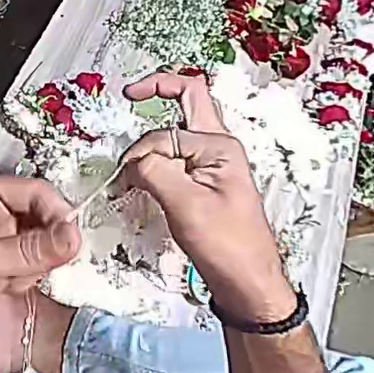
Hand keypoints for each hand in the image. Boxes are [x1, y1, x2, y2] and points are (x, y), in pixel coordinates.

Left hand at [0, 162, 80, 357]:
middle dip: (44, 245)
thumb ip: (25, 250)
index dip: (57, 214)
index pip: (34, 192)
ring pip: (40, 244)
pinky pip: (30, 265)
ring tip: (3, 281)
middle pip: (42, 217)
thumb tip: (74, 238)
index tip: (72, 243)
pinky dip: (24, 279)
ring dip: (31, 266)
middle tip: (30, 268)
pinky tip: (0, 289)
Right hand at [119, 73, 295, 321]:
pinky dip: (156, 159)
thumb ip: (156, 171)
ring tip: (133, 157)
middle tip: (132, 92)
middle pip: (188, 98)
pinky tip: (144, 176)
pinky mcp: (204, 180)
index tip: (126, 173)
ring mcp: (213, 162)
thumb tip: (133, 159)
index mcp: (220, 146)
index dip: (141, 152)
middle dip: (160, 89)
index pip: (166, 134)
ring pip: (179, 129)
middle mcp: (218, 147)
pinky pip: (176, 156)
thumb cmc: (228, 247)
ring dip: (154, 136)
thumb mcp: (187, 206)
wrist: (247, 283)